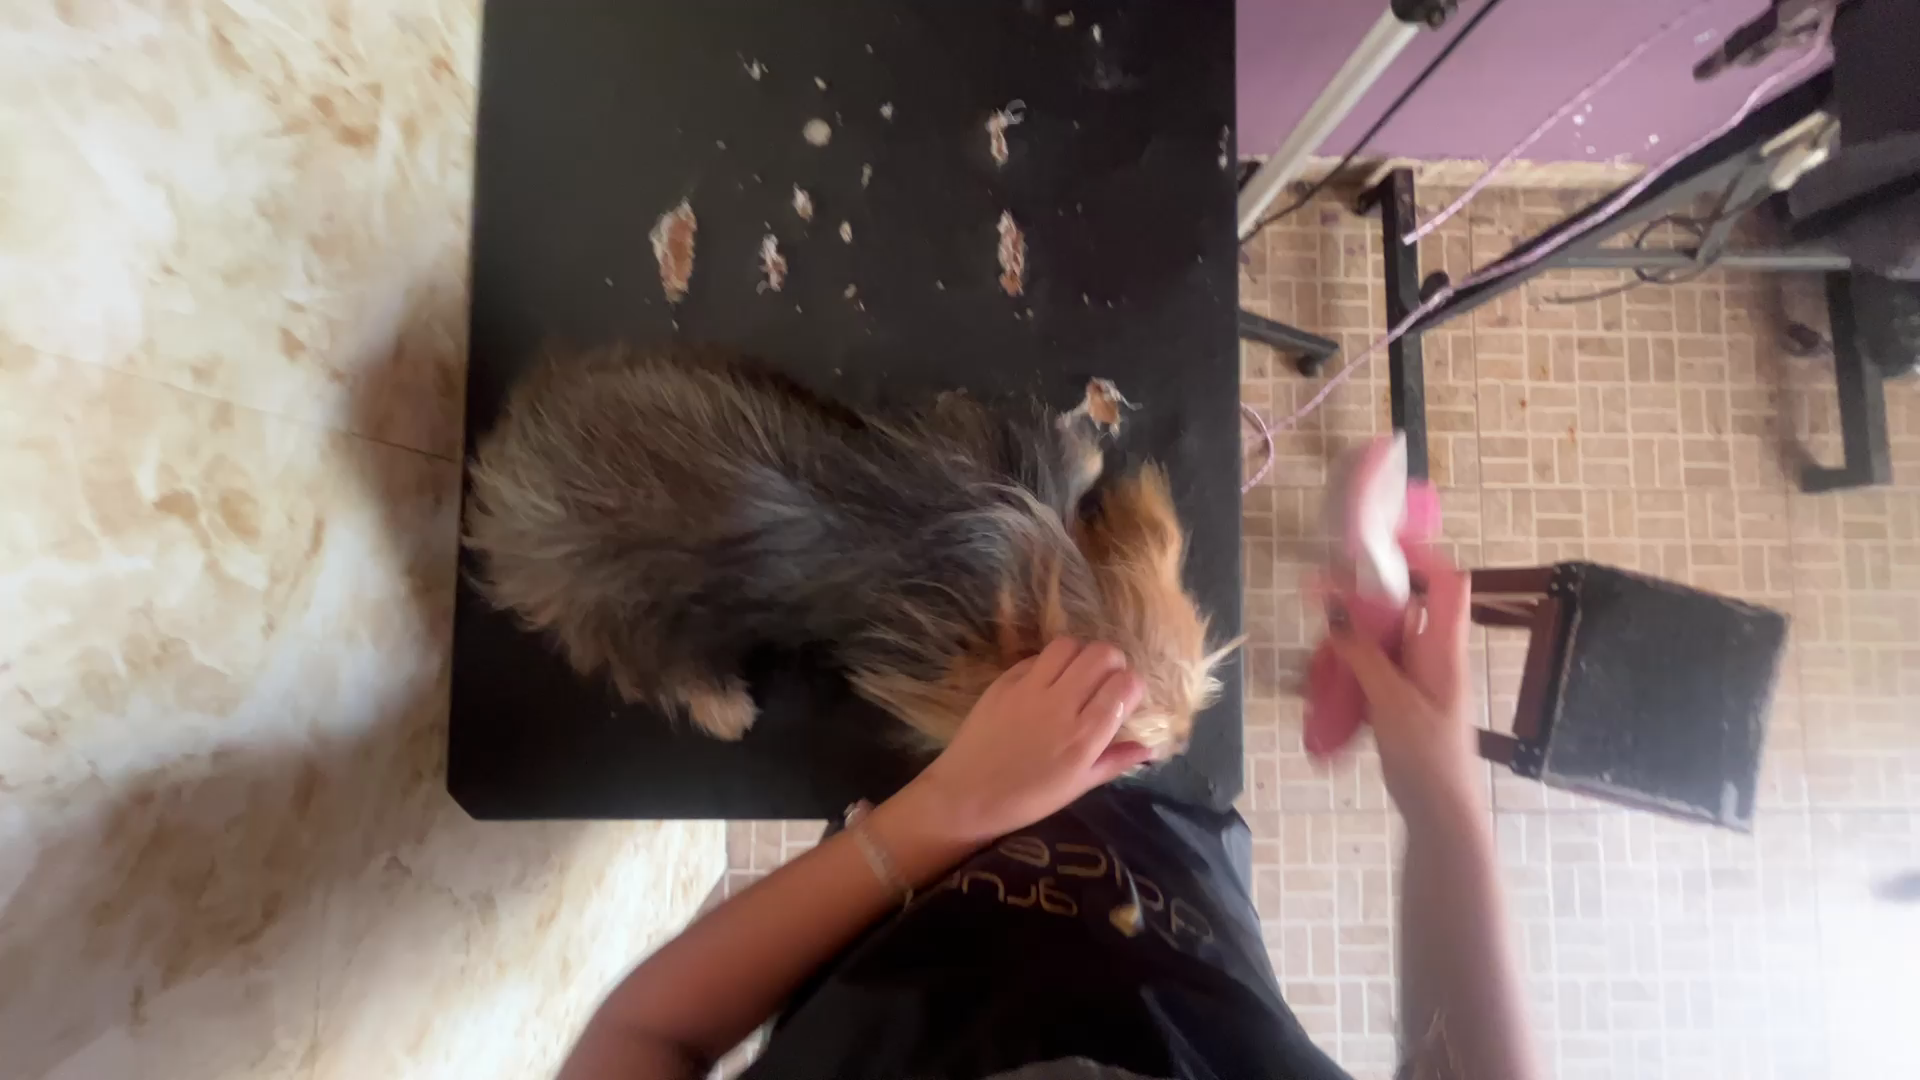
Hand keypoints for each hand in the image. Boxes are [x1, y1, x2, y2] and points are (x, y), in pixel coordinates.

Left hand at [871, 639, 1150, 859]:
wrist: (966, 795)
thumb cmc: (1027, 799)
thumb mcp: (1078, 786)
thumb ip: (1115, 761)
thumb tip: (1151, 746)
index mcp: (1084, 736)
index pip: (1125, 685)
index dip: (1132, 684)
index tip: (1126, 696)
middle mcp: (1061, 704)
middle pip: (1101, 654)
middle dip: (1113, 661)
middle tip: (1106, 679)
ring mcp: (1030, 688)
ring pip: (1069, 645)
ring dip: (1081, 654)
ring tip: (1078, 673)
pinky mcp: (1005, 680)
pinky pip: (1037, 656)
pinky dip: (1050, 662)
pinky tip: (1048, 679)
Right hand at [1325, 543, 1484, 821]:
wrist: (1437, 808)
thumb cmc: (1428, 755)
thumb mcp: (1392, 701)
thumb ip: (1363, 654)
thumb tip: (1335, 610)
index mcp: (1443, 649)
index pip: (1447, 584)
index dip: (1422, 556)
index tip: (1380, 542)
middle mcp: (1430, 653)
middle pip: (1402, 604)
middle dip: (1362, 594)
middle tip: (1322, 590)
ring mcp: (1412, 674)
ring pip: (1380, 634)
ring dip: (1347, 632)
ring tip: (1316, 640)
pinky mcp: (1395, 693)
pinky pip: (1368, 662)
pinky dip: (1344, 661)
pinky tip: (1319, 674)